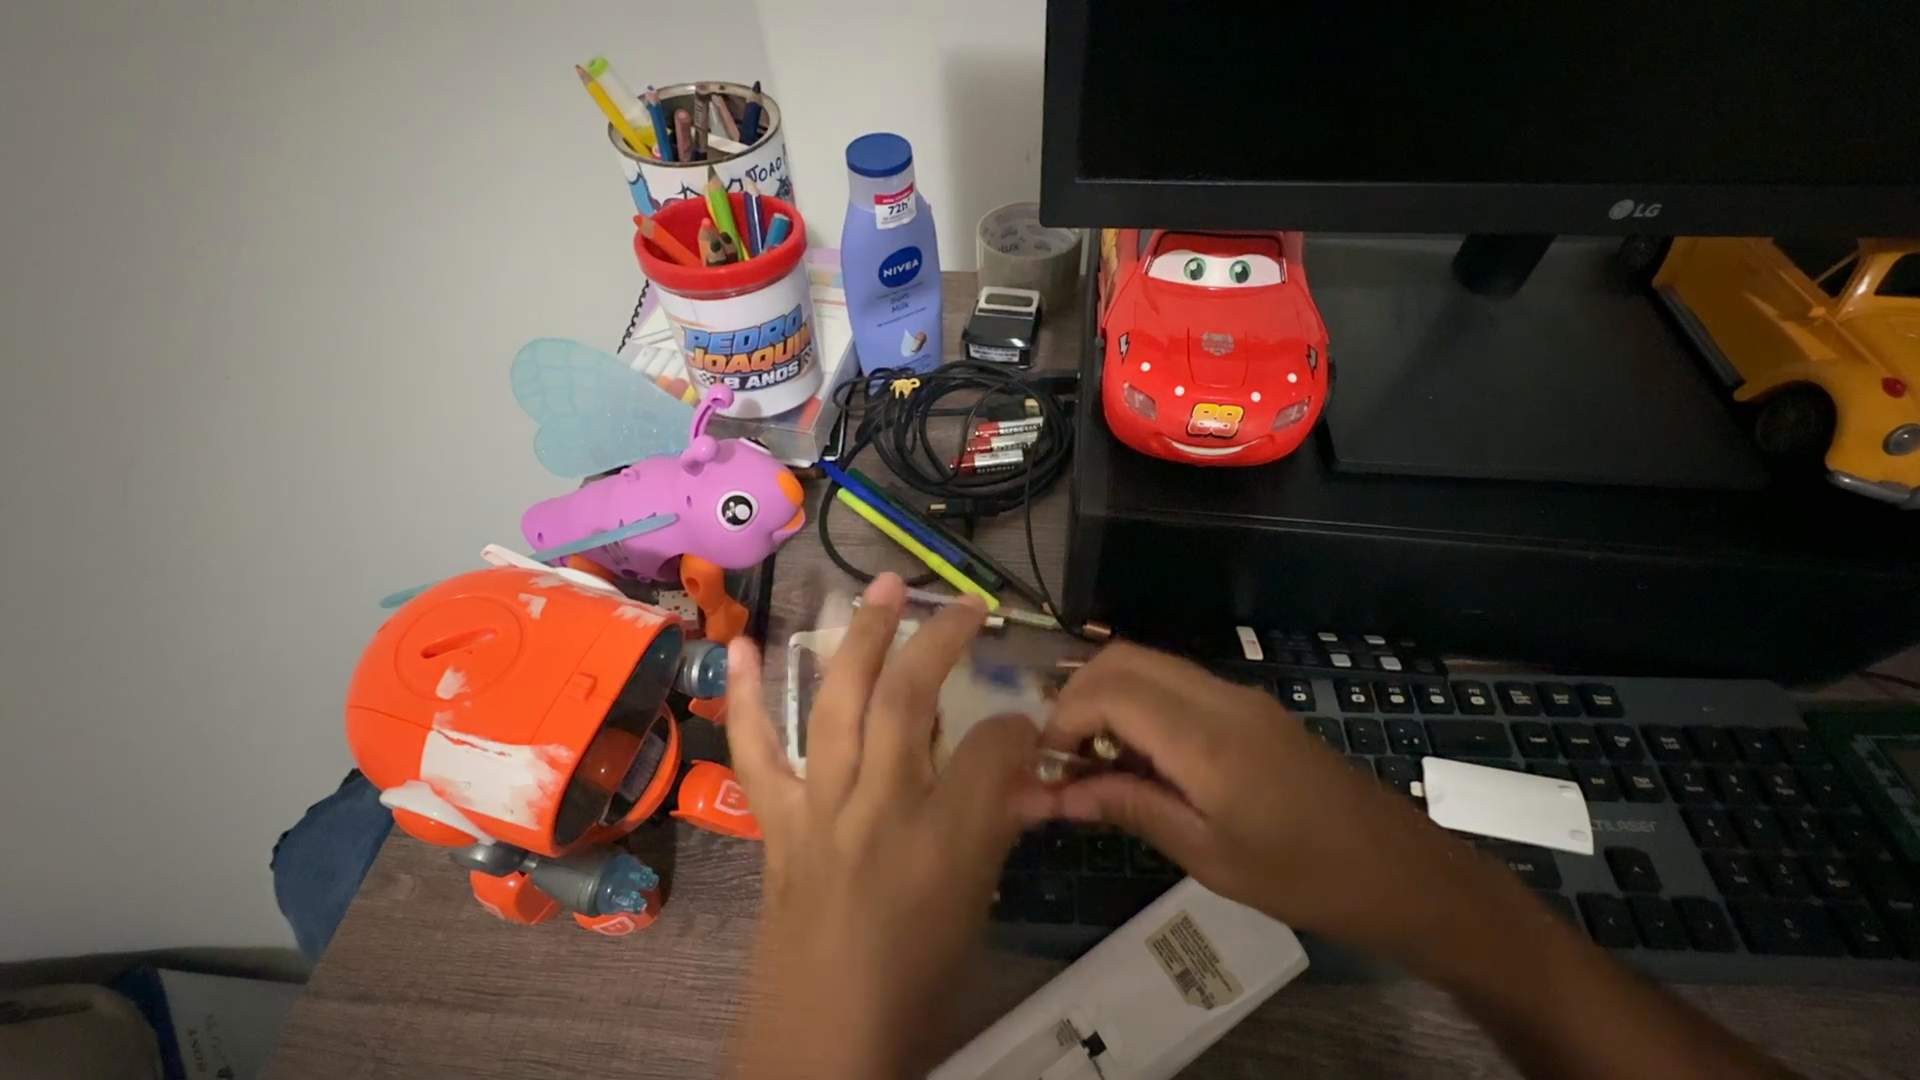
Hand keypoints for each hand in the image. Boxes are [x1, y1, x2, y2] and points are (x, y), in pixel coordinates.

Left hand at [724, 574, 1042, 1079]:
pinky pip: (754, 751)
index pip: (991, 750)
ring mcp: (819, 808)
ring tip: (878, 587)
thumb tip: (1024, 770)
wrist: (823, 1035)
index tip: (1024, 719)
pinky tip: (738, 646)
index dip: (1016, 724)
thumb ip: (1000, 823)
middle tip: (959, 601)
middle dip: (936, 640)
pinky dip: (743, 696)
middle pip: (907, 702)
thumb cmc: (913, 973)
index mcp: (943, 839)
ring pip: (838, 705)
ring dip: (860, 638)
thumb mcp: (976, 898)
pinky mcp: (777, 821)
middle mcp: (879, 809)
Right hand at [1030, 642, 1514, 963]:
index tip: (1048, 763)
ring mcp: (1239, 697)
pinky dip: (1141, 703)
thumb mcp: (1207, 855)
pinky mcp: (1251, 707)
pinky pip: (1178, 684)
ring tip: (1095, 758)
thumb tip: (1059, 794)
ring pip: (1150, 664)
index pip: (1110, 689)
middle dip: (1078, 694)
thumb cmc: (1302, 876)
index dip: (1065, 718)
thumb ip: (1130, 809)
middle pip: (1125, 658)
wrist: (1400, 871)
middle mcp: (1218, 698)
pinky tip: (1140, 756)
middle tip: (1064, 752)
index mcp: (1205, 737)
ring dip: (1109, 696)